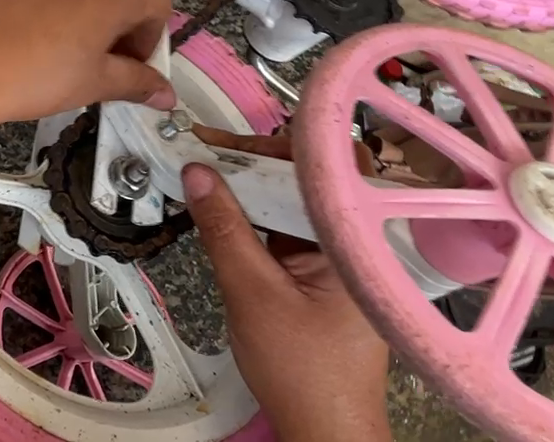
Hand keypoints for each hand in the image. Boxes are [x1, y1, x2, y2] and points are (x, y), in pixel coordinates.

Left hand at [0, 0, 173, 134]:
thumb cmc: (30, 73)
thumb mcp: (92, 83)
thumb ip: (136, 82)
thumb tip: (162, 92)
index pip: (157, 4)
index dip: (150, 40)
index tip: (133, 69)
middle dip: (121, 24)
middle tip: (103, 64)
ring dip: (87, 11)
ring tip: (64, 54)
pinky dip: (53, 2)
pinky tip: (31, 38)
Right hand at [183, 158, 391, 441]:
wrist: (322, 431)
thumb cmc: (302, 371)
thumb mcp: (252, 293)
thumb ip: (223, 229)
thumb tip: (196, 172)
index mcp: (358, 245)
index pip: (324, 169)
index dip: (274, 146)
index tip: (224, 141)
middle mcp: (353, 243)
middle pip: (303, 179)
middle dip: (250, 160)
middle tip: (202, 150)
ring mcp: (335, 255)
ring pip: (288, 199)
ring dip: (245, 183)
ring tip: (201, 169)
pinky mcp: (315, 268)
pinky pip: (281, 223)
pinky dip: (249, 210)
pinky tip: (218, 203)